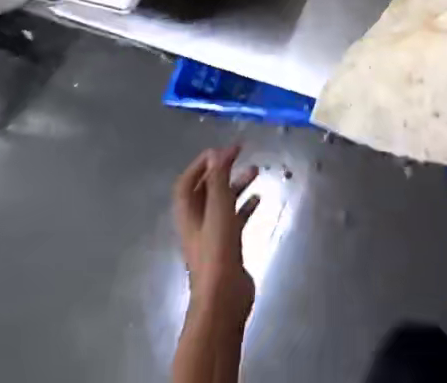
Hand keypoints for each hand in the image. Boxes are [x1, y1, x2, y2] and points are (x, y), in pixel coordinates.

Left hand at [172, 144, 260, 323]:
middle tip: (241, 155)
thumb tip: (216, 153)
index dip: (201, 164)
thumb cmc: (217, 251)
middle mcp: (197, 223)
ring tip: (255, 171)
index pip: (187, 182)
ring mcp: (212, 236)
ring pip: (222, 203)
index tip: (221, 150)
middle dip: (222, 170)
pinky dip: (245, 206)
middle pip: (205, 190)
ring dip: (236, 185)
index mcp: (187, 214)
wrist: (223, 298)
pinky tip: (260, 199)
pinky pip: (235, 219)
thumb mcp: (218, 210)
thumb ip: (217, 180)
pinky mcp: (227, 247)